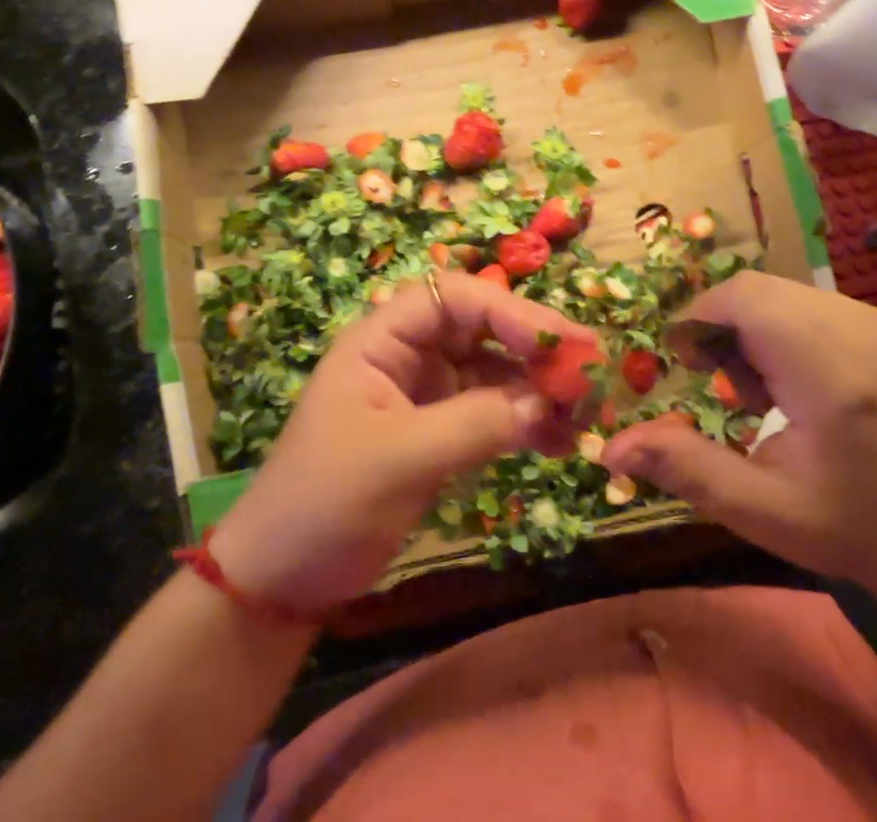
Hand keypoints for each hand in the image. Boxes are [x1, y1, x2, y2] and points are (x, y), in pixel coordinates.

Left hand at [207, 272, 591, 610]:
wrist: (285, 576)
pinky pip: (494, 416)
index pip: (454, 299)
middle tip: (592, 377)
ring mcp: (425, 399)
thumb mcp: (398, 459)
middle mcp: (406, 360)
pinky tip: (562, 443)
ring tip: (586, 416)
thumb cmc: (324, 502)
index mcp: (380, 342)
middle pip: (483, 331)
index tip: (561, 347)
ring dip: (540, 390)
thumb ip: (474, 424)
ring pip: (495, 374)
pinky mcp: (439, 438)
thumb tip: (551, 402)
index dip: (510, 313)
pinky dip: (528, 425)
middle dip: (537, 350)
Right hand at [603, 271, 876, 627]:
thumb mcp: (764, 512)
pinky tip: (804, 389)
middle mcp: (871, 332)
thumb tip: (612, 447)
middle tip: (723, 390)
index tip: (686, 369)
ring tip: (764, 396)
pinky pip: (828, 309)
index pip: (744, 298)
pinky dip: (795, 333)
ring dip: (759, 330)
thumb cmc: (862, 536)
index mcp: (835, 374)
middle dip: (724, 328)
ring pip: (795, 296)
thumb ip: (687, 468)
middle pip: (765, 290)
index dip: (697, 319)